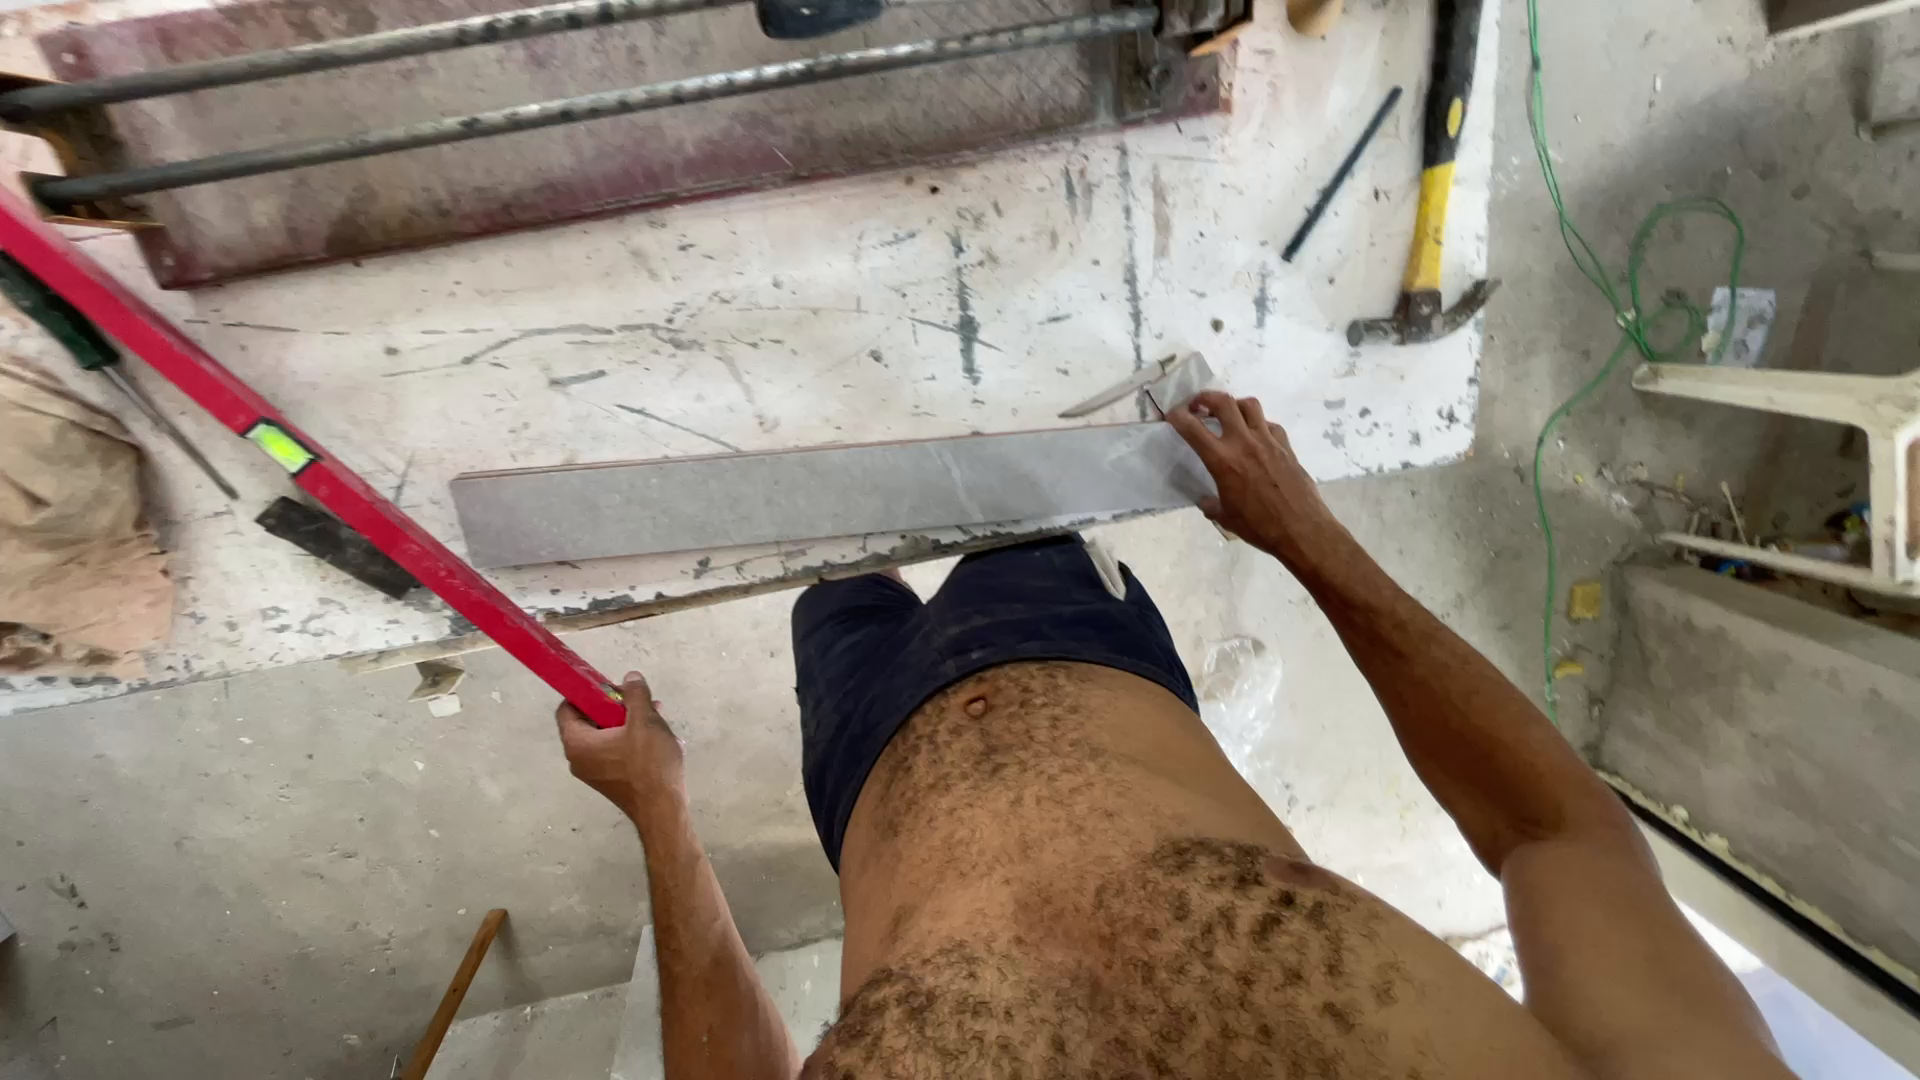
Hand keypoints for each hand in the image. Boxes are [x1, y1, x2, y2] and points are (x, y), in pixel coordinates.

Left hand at [555, 671, 686, 822]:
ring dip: (628, 721)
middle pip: (588, 721)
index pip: (566, 709)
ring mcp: (594, 772)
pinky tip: (657, 737)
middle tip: (640, 701)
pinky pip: (613, 750)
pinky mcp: (611, 780)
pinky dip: (630, 738)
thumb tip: (630, 677)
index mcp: (578, 743)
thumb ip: (636, 695)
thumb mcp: (645, 721)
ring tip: (656, 716)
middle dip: (615, 706)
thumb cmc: (649, 763)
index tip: (612, 686)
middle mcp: (578, 759)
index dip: (586, 693)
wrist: (662, 808)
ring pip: (605, 735)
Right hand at [1166, 390, 1348, 567]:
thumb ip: (1211, 504)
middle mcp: (1244, 443)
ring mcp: (1268, 441)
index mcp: (1222, 461)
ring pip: (1249, 405)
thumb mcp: (1225, 517)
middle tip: (1197, 405)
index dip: (1177, 416)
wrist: (1301, 529)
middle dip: (1205, 397)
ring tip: (1227, 415)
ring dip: (1233, 405)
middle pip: (1223, 402)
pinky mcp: (1285, 446)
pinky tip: (1254, 438)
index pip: (1193, 428)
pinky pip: (1269, 424)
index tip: (1172, 415)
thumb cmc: (1259, 526)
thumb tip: (1207, 501)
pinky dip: (1257, 424)